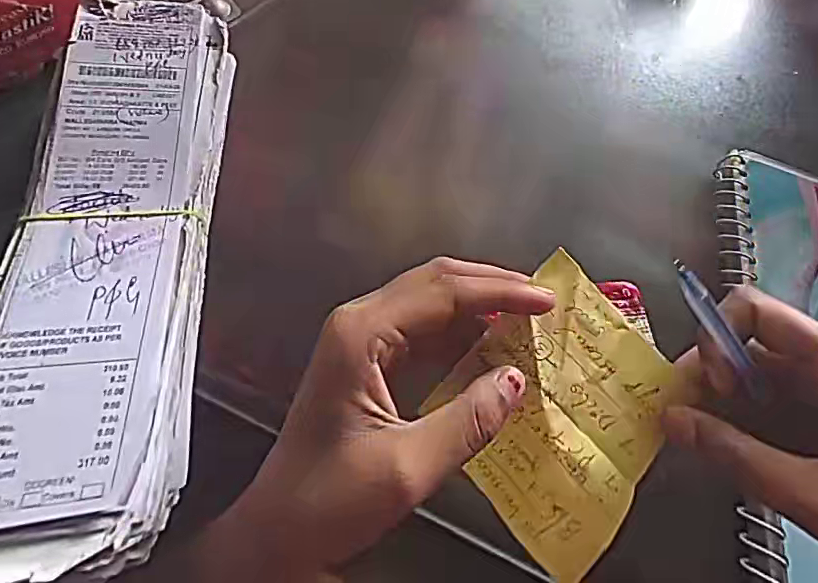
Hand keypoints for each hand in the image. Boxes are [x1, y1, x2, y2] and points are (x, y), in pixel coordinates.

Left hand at [190, 259, 554, 580]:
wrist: (274, 536)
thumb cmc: (327, 504)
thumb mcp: (405, 470)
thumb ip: (467, 421)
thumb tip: (515, 379)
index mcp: (362, 333)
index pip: (443, 292)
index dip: (499, 292)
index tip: (543, 299)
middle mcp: (359, 321)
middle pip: (436, 281)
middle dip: (492, 285)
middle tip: (539, 298)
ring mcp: (360, 335)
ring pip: (430, 298)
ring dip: (478, 304)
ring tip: (523, 317)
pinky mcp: (367, 356)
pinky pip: (422, 327)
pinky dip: (460, 330)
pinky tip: (487, 344)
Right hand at [665, 288, 817, 582]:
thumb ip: (746, 462)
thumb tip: (673, 420)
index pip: (762, 311)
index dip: (720, 333)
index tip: (706, 383)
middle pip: (755, 345)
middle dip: (713, 373)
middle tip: (683, 416)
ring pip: (762, 380)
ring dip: (725, 403)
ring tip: (697, 438)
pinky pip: (777, 411)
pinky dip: (746, 426)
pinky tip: (727, 451)